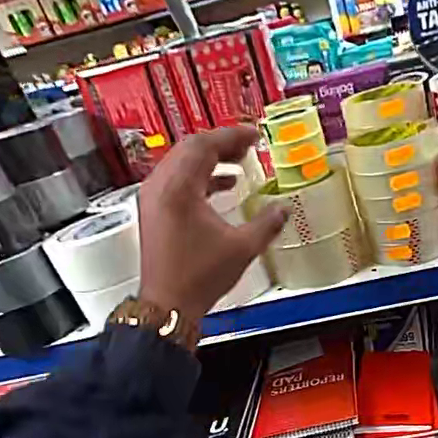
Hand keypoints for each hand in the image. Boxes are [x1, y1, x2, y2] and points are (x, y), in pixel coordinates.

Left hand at [136, 125, 285, 324]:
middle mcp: (161, 187)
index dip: (232, 136)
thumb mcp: (243, 247)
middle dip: (222, 143)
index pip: (204, 146)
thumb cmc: (199, 276)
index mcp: (179, 189)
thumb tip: (283, 208)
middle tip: (249, 144)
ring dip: (212, 158)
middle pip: (191, 149)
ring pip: (183, 162)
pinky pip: (178, 180)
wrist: (168, 304)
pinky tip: (225, 184)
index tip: (253, 134)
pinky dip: (202, 176)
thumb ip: (267, 223)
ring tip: (240, 160)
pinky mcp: (155, 211)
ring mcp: (154, 198)